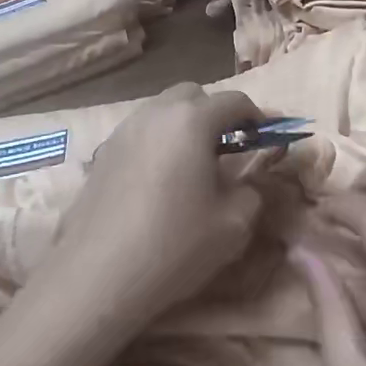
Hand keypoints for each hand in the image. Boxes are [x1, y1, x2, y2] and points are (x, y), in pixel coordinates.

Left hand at [47, 82, 266, 325]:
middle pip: (193, 95)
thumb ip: (251, 192)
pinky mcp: (104, 149)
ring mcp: (125, 128)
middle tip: (228, 149)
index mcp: (191, 120)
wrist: (100, 270)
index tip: (266, 137)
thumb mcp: (233, 225)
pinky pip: (141, 131)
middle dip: (215, 113)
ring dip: (183, 125)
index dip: (256, 116)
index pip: (234, 101)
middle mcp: (156, 112)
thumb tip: (247, 182)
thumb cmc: (175, 243)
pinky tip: (159, 179)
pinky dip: (158, 140)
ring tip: (192, 165)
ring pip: (162, 110)